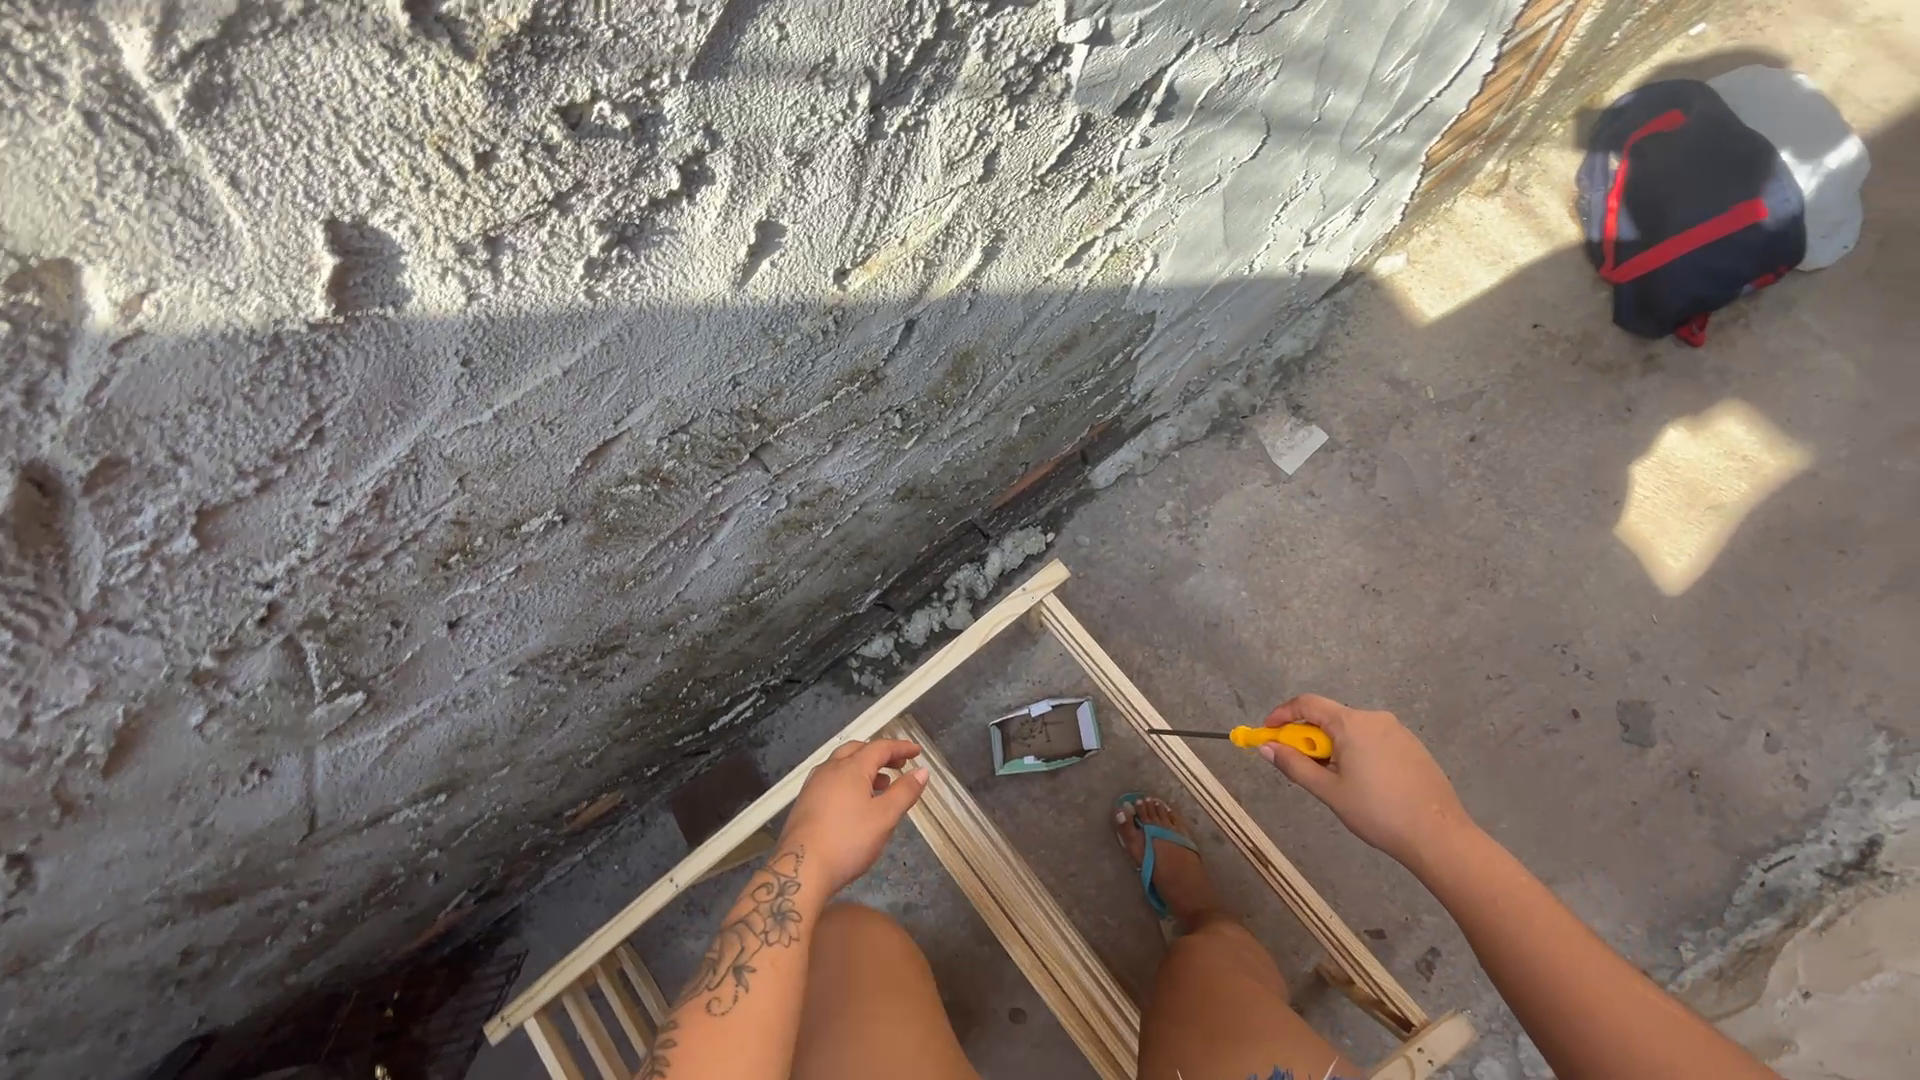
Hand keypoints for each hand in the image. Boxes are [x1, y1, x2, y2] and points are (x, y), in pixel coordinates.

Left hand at [778, 738, 929, 894]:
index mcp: (850, 768)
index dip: (901, 748)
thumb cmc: (848, 841)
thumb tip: (922, 771)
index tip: (917, 751)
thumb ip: (904, 792)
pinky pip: (831, 780)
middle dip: (880, 754)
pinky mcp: (804, 803)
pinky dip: (849, 781)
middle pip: (857, 750)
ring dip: (863, 768)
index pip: (880, 747)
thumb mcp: (884, 818)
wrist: (801, 870)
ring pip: (841, 764)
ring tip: (881, 785)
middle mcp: (829, 769)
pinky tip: (855, 803)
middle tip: (898, 765)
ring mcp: (813, 785)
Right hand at [1258, 694, 1476, 868]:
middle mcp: (1375, 718)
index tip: (1268, 734)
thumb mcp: (1328, 791)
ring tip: (1336, 782)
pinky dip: (1357, 753)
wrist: (1439, 836)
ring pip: (1352, 731)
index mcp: (1351, 724)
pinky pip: (1373, 741)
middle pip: (1330, 718)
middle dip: (1309, 738)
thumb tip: (1266, 747)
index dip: (1282, 715)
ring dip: (1334, 747)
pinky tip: (1365, 785)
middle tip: (1303, 767)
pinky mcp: (1414, 747)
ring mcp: (1398, 732)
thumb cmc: (1377, 811)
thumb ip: (1294, 765)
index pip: (1307, 704)